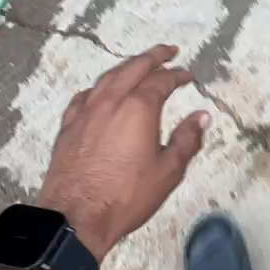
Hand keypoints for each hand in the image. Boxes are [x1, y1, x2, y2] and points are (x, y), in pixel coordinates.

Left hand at [37, 44, 207, 256]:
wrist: (75, 218)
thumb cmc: (127, 196)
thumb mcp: (168, 171)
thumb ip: (187, 139)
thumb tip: (201, 116)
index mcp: (139, 108)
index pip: (162, 80)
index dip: (178, 75)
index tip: (189, 75)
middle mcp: (111, 101)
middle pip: (133, 67)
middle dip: (153, 56)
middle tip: (168, 51)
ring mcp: (85, 111)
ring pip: (107, 77)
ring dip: (126, 67)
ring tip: (138, 65)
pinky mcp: (68, 126)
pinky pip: (84, 96)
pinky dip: (99, 88)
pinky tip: (101, 92)